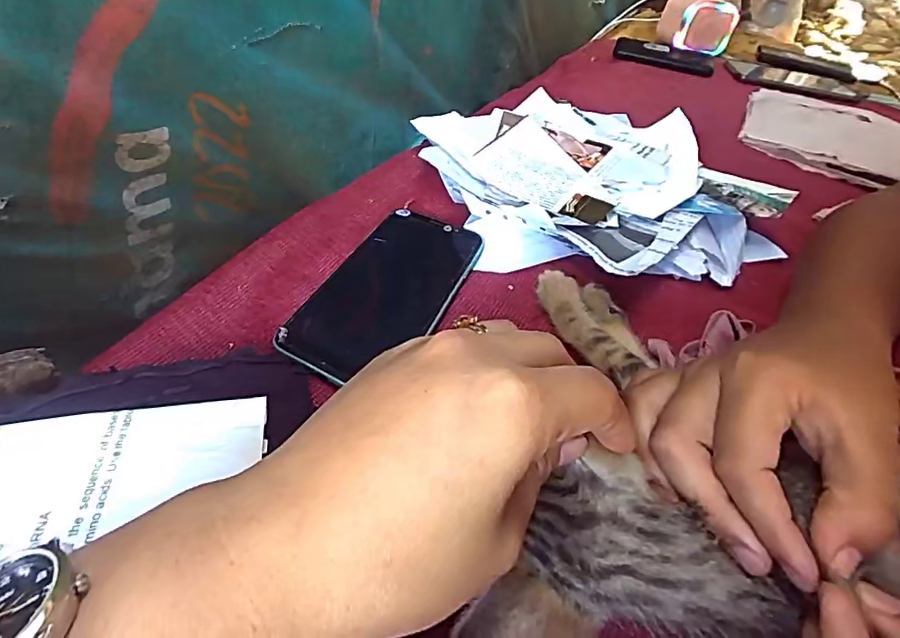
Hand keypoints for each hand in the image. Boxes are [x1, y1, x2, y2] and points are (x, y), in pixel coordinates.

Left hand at [73, 322, 632, 637]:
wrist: (283, 543)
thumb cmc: (398, 562)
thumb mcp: (493, 542)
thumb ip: (532, 480)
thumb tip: (544, 447)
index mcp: (513, 401)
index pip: (592, 390)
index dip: (616, 422)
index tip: (616, 451)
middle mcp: (475, 356)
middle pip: (551, 352)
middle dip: (571, 391)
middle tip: (563, 440)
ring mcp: (428, 347)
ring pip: (504, 338)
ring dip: (526, 372)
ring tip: (511, 421)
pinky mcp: (392, 353)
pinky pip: (458, 346)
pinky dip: (480, 369)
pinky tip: (457, 414)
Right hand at [627, 319, 899, 589]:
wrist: (829, 328)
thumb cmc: (851, 381)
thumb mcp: (875, 443)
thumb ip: (861, 509)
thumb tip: (827, 565)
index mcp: (754, 381)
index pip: (740, 467)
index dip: (770, 531)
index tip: (806, 573)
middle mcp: (707, 371)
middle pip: (677, 445)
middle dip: (714, 512)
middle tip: (759, 558)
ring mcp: (688, 371)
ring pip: (646, 424)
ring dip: (671, 480)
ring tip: (712, 518)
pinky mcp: (681, 377)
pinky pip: (641, 404)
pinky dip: (645, 444)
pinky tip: (675, 480)